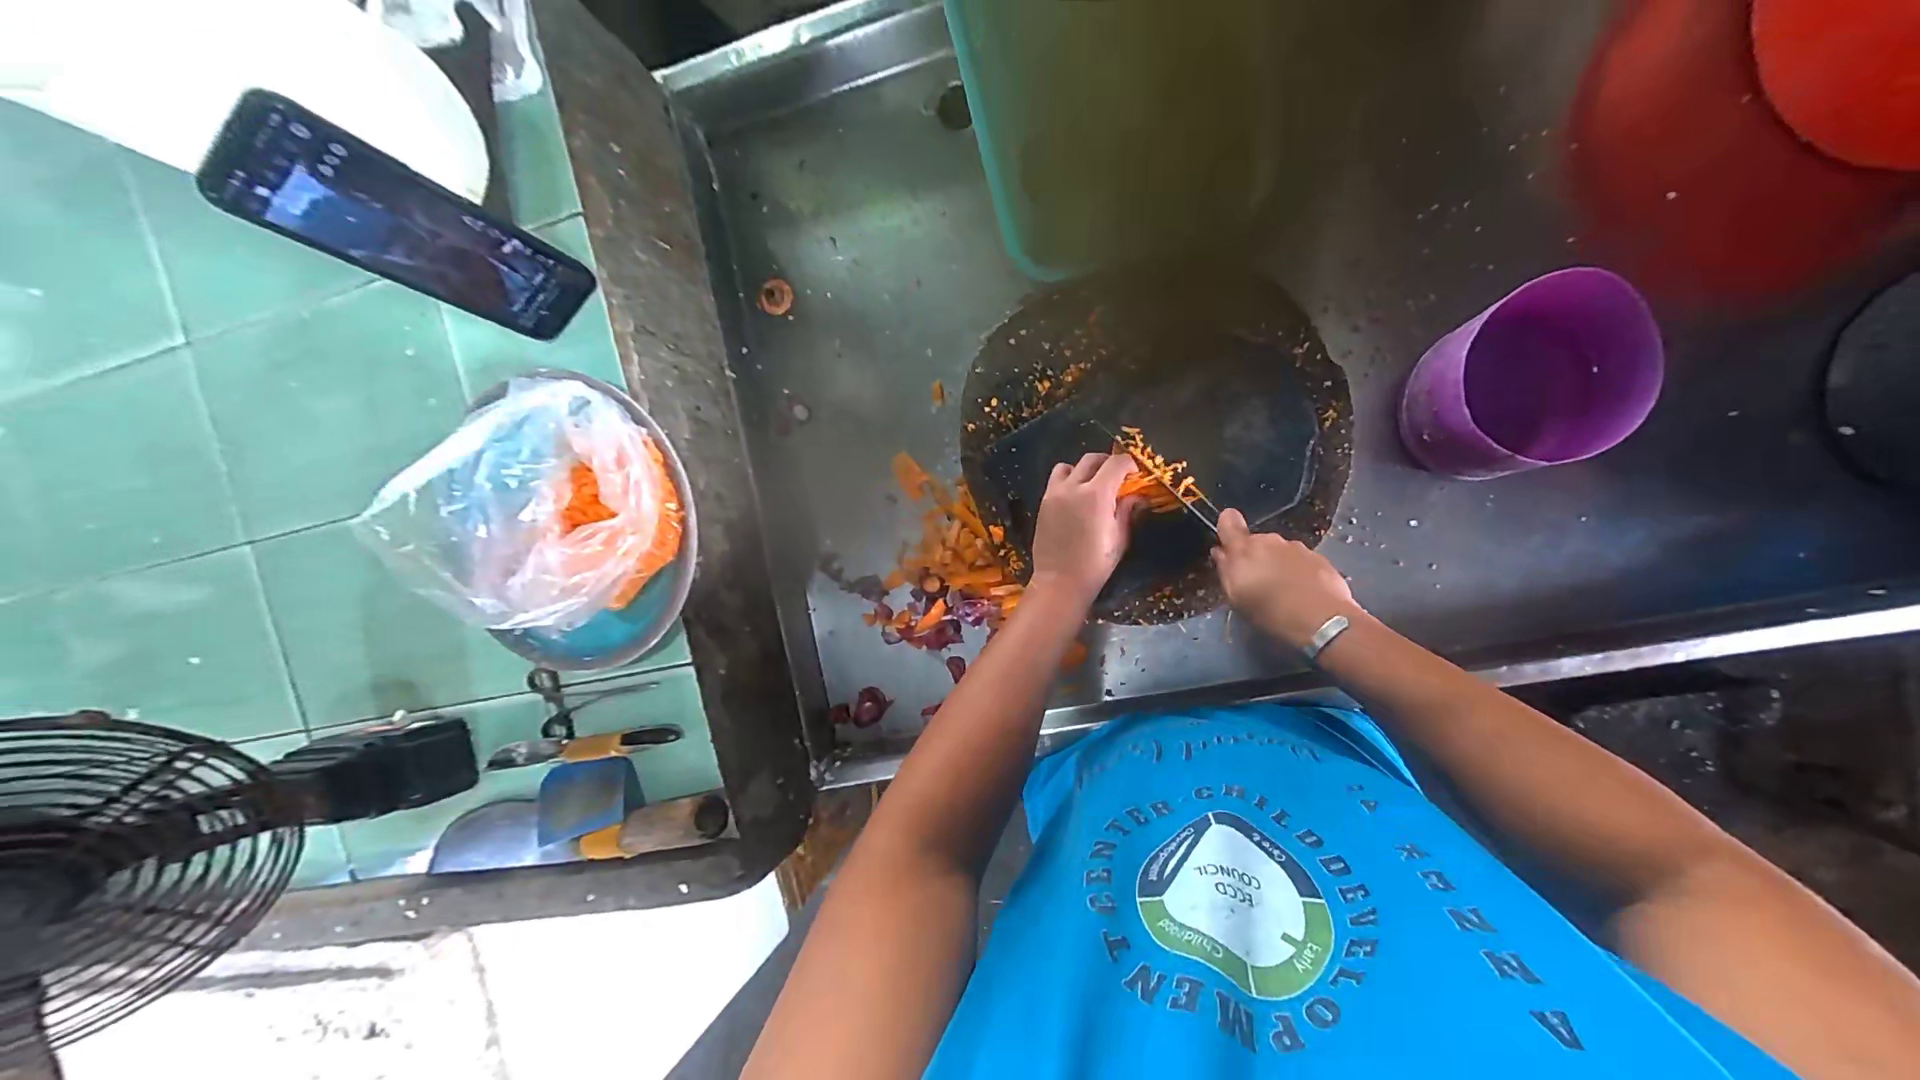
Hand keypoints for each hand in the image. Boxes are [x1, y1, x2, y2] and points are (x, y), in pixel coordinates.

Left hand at [1030, 453, 1143, 605]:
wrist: (1060, 581)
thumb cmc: (1095, 564)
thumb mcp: (1119, 537)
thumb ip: (1125, 510)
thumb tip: (1134, 495)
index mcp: (1096, 494)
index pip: (1116, 464)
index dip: (1129, 464)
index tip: (1135, 473)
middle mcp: (1073, 487)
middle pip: (1091, 460)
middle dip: (1107, 463)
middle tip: (1117, 476)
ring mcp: (1054, 494)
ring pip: (1068, 466)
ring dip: (1083, 469)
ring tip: (1092, 484)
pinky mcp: (1043, 503)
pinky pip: (1056, 481)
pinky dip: (1068, 480)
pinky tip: (1076, 497)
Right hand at [1211, 508, 1361, 648]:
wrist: (1322, 619)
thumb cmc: (1270, 611)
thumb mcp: (1236, 598)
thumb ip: (1225, 570)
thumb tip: (1220, 553)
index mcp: (1244, 548)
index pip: (1228, 521)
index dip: (1227, 527)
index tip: (1228, 543)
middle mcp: (1270, 540)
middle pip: (1256, 541)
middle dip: (1255, 556)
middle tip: (1257, 582)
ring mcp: (1297, 547)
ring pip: (1279, 551)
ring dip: (1277, 564)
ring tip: (1282, 590)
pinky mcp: (1319, 557)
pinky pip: (1300, 560)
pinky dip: (1297, 571)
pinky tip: (1302, 592)